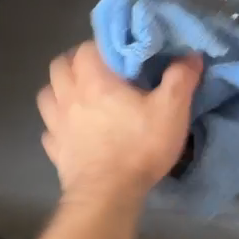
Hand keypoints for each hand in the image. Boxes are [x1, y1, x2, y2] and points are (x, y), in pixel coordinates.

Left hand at [37, 42, 200, 206]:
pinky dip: (60, 121)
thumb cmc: (140, 146)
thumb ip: (181, 78)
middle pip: (60, 66)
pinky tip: (75, 128)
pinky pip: (50, 126)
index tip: (122, 53)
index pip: (86, 48)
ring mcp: (56, 123)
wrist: (109, 193)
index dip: (102, 46)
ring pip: (48, 93)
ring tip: (84, 96)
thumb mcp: (172, 109)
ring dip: (62, 89)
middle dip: (77, 63)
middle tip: (103, 71)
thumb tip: (190, 55)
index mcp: (94, 82)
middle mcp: (68, 97)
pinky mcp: (55, 148)